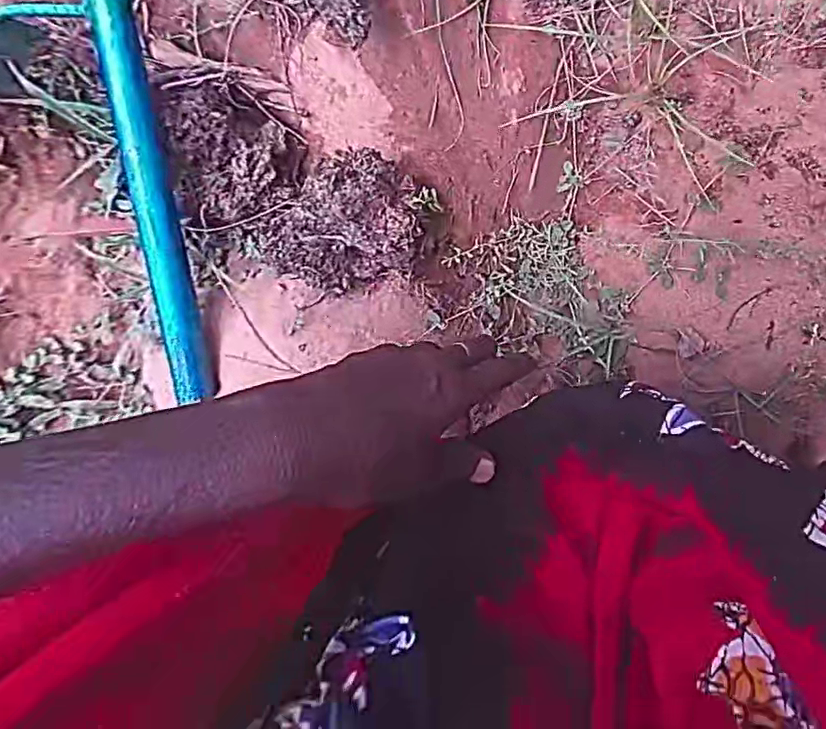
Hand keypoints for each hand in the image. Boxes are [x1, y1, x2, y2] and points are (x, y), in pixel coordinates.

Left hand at [244, 338, 535, 507]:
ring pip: (436, 349)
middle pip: (468, 349)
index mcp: (451, 391)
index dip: (517, 366)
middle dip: (487, 351)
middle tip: (497, 355)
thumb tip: (489, 464)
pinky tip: (403, 379)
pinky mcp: (365, 358)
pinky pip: (405, 356)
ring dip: (450, 356)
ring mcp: (396, 357)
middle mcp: (429, 365)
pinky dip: (416, 363)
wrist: (292, 433)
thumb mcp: (414, 475)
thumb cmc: (364, 461)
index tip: (533, 359)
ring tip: (451, 370)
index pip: (496, 373)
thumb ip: (455, 465)